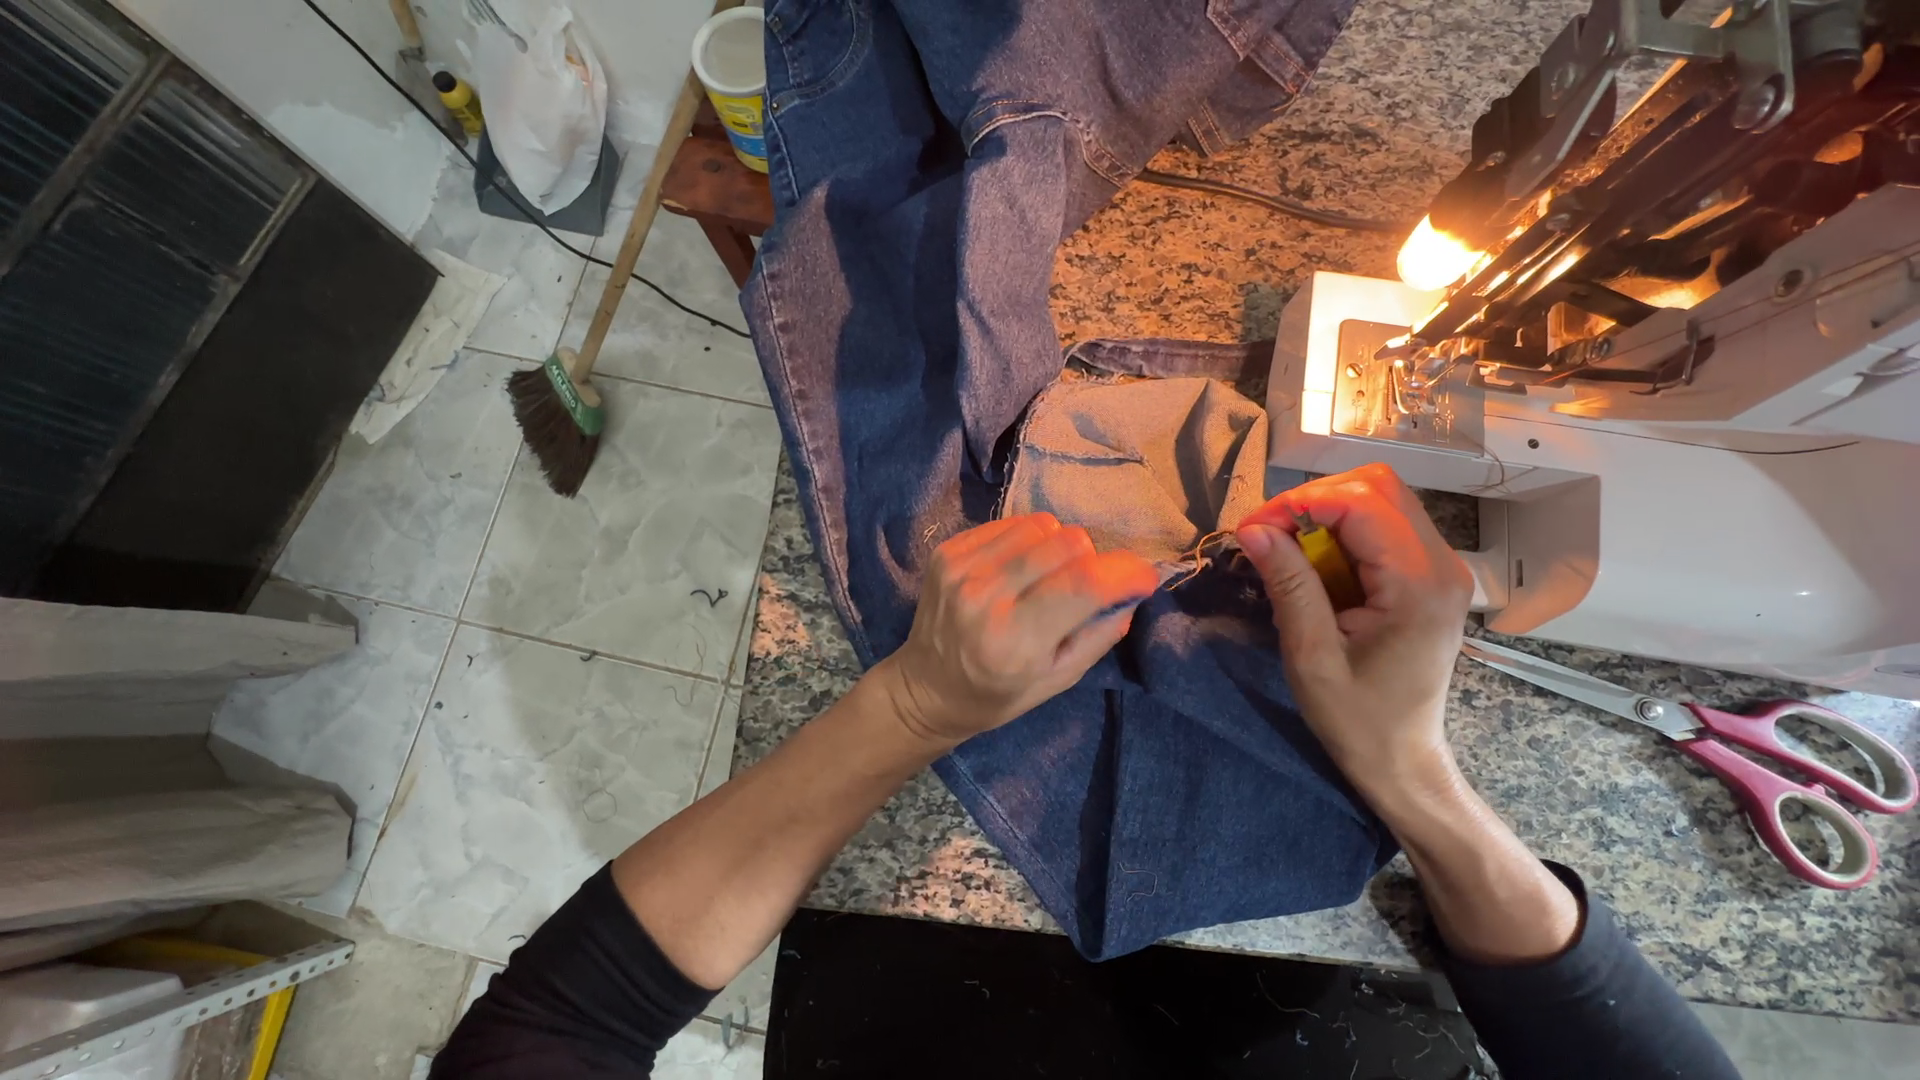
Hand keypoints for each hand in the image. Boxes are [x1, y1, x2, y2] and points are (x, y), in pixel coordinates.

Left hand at [879, 514, 1158, 745]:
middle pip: (1068, 542)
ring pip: (1042, 524)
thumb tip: (1133, 589)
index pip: (1083, 583)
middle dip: (1091, 560)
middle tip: (1084, 585)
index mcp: (1016, 641)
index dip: (1125, 571)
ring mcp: (962, 569)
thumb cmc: (997, 694)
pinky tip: (1018, 568)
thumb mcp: (1057, 679)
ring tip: (1048, 576)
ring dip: (1058, 545)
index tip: (1143, 576)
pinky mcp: (948, 550)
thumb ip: (1099, 634)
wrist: (925, 688)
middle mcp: (985, 598)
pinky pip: (1010, 523)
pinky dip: (1028, 540)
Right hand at [1234, 464, 1474, 800]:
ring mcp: (1440, 567)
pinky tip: (1312, 560)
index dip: (1299, 504)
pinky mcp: (1428, 575)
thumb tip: (1253, 531)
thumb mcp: (1310, 655)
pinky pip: (1383, 525)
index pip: (1360, 503)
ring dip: (1324, 511)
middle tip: (1266, 536)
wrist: (1402, 758)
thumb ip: (1288, 585)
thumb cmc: (1356, 717)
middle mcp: (1441, 564)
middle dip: (1311, 500)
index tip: (1253, 531)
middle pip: (1376, 486)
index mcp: (1418, 585)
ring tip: (1285, 546)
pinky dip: (1339, 529)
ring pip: (1380, 499)